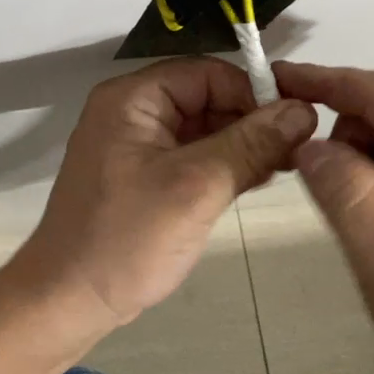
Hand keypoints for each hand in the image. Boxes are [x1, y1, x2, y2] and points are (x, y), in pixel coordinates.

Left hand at [7, 58, 317, 326]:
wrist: (68, 299)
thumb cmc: (127, 239)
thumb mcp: (196, 187)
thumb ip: (251, 144)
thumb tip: (304, 111)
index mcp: (131, 99)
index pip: (206, 74)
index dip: (252, 93)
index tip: (298, 124)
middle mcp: (130, 112)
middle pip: (205, 98)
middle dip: (250, 121)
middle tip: (299, 152)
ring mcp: (134, 146)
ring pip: (201, 128)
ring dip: (241, 145)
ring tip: (284, 168)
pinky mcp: (142, 177)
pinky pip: (190, 156)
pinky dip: (222, 165)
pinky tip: (257, 181)